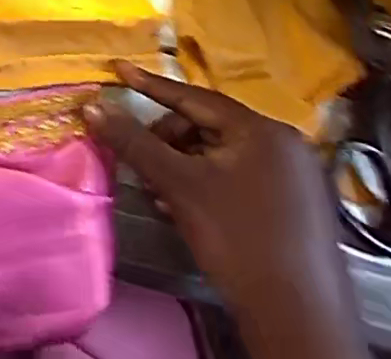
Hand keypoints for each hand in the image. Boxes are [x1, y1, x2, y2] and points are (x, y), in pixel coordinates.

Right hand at [86, 60, 367, 358]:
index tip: (118, 69)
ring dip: (181, 165)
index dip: (151, 84)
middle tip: (141, 162)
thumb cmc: (238, 239)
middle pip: (205, 125)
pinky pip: (237, 174)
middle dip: (166, 140)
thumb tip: (92, 107)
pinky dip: (204, 182)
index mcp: (263, 131)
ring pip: (218, 152)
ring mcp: (294, 176)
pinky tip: (185, 206)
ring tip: (160, 190)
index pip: (195, 97)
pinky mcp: (294, 205)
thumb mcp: (177, 184)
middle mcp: (284, 145)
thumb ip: (133, 140)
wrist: (298, 322)